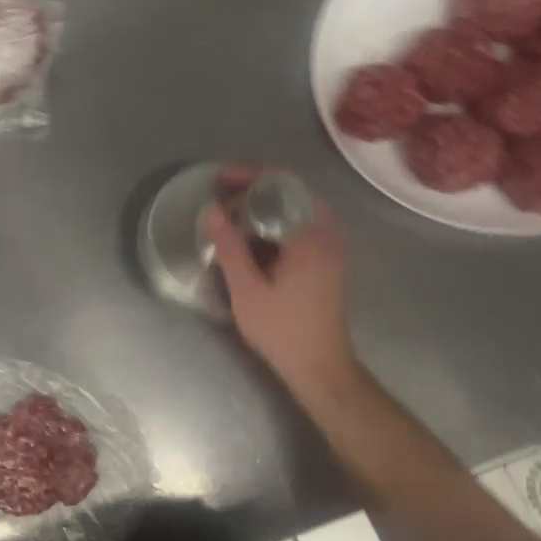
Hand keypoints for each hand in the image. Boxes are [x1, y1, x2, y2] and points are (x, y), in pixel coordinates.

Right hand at [206, 172, 357, 397]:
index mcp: (311, 238)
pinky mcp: (324, 261)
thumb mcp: (247, 290)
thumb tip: (211, 211)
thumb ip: (229, 247)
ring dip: (262, 207)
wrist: (319, 365)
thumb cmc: (283, 330)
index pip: (284, 185)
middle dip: (254, 189)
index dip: (251, 175)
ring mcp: (329, 248)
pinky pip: (298, 227)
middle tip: (221, 196)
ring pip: (295, 210)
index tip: (220, 179)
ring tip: (228, 216)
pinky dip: (272, 224)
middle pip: (291, 193)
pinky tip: (248, 239)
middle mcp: (326, 235)